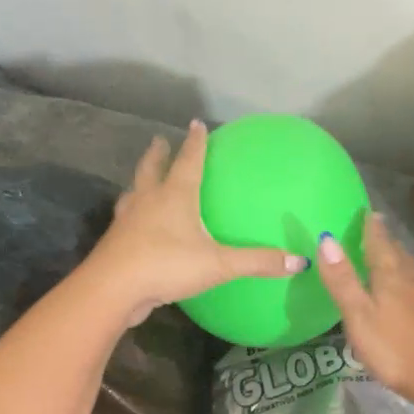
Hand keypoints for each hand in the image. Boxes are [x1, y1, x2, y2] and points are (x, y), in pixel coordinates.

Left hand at [80, 122, 306, 324]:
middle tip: (160, 140)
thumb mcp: (219, 264)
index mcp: (175, 196)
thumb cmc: (167, 265)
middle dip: (159, 153)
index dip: (196, 143)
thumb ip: (258, 262)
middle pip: (152, 169)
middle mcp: (149, 201)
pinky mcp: (118, 242)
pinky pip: (128, 219)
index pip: (189, 161)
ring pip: (135, 192)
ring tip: (145, 179)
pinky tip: (137, 223)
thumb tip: (301, 262)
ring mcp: (129, 220)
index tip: (197, 124)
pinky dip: (134, 212)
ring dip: (142, 181)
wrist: (113, 289)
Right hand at [316, 213, 413, 407]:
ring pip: (411, 270)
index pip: (380, 244)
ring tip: (391, 255)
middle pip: (398, 254)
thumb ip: (343, 279)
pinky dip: (408, 279)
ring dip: (399, 259)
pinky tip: (408, 291)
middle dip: (386, 241)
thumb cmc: (393, 348)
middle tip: (376, 230)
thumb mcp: (358, 315)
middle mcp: (413, 281)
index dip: (372, 228)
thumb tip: (327, 239)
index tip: (369, 212)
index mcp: (392, 277)